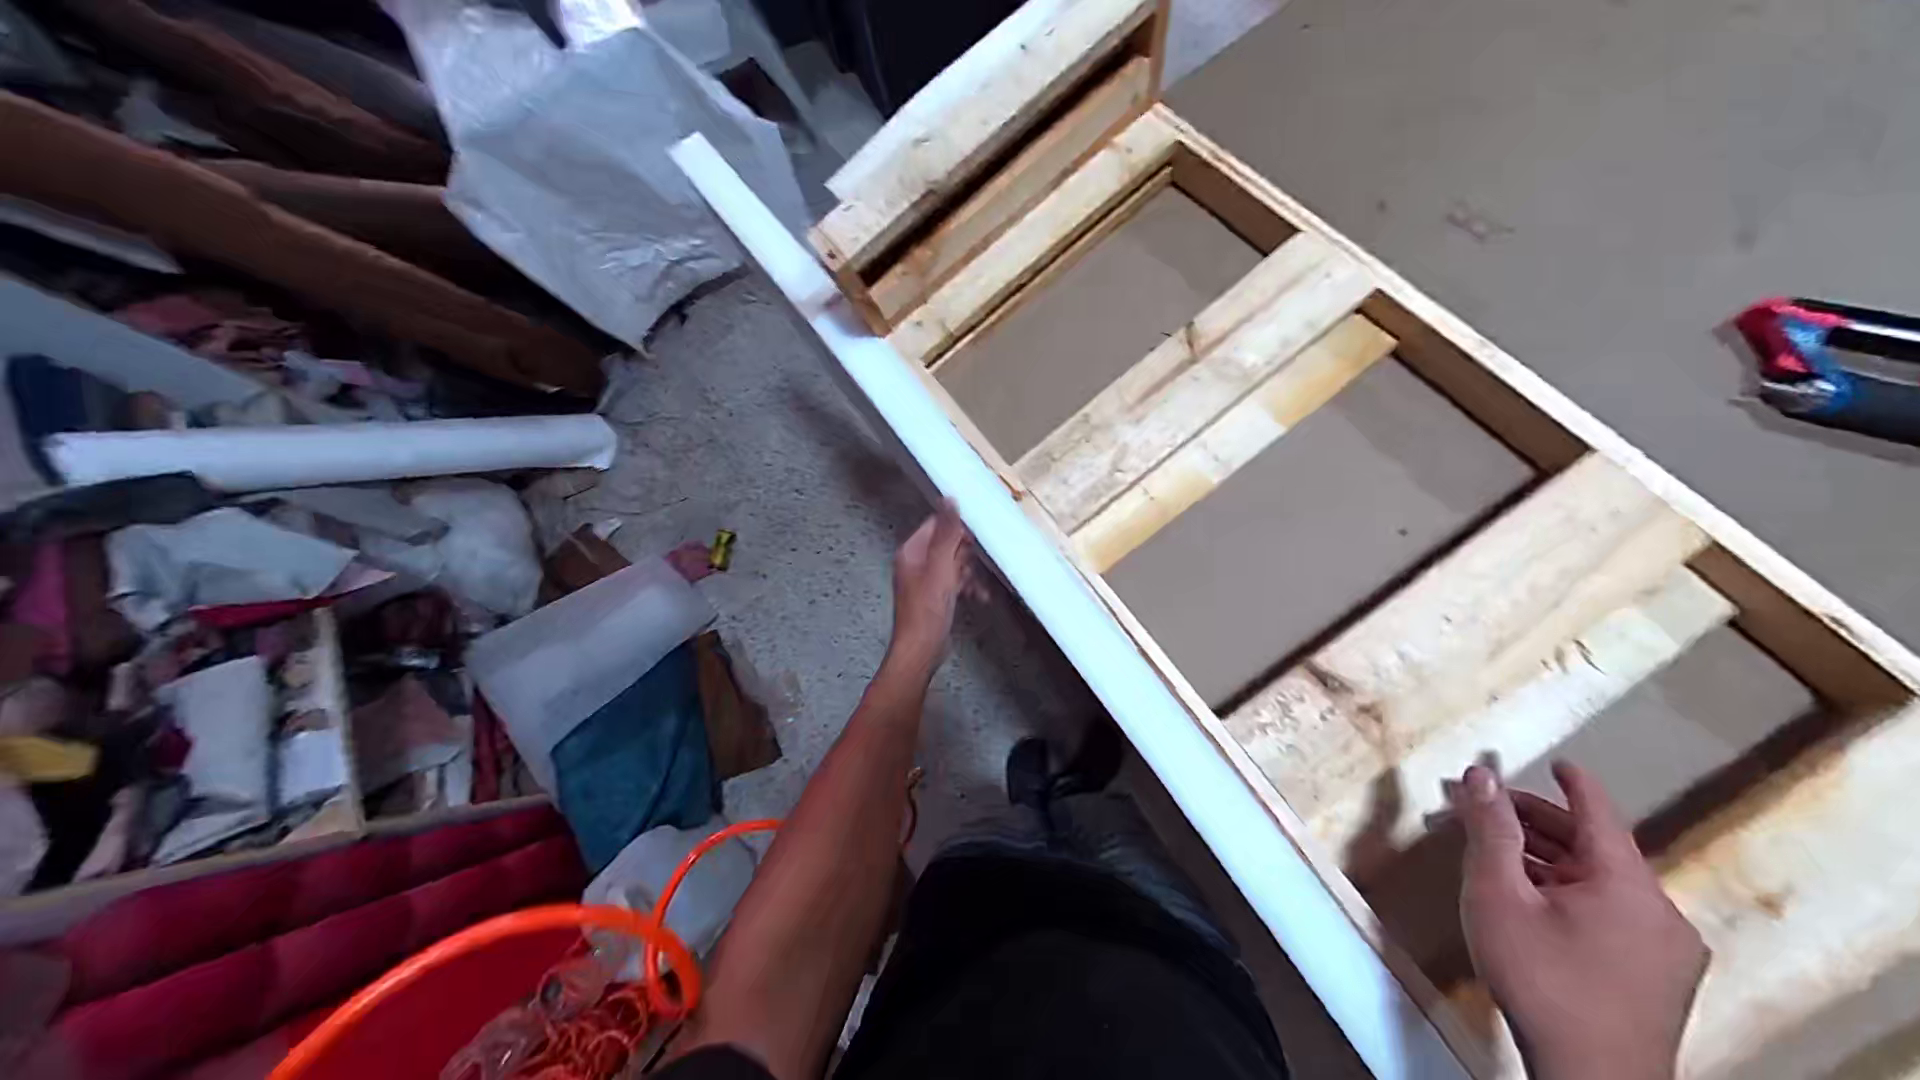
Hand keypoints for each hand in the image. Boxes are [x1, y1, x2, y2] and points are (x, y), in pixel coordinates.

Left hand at [886, 500, 975, 677]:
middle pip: (947, 544)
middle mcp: (916, 562)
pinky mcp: (935, 596)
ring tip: (978, 588)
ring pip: (954, 564)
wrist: (922, 649)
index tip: (975, 537)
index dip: (957, 529)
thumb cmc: (928, 609)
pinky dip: (968, 587)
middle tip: (974, 566)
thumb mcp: (941, 566)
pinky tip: (980, 598)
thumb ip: (947, 532)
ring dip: (970, 573)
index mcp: (912, 551)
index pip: (936, 524)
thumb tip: (950, 498)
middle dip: (966, 555)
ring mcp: (926, 580)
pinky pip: (955, 582)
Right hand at [1451, 762, 1707, 1079]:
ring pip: (1599, 881)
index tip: (1558, 763)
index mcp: (1627, 885)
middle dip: (1537, 823)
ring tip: (1496, 852)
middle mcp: (1660, 910)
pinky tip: (1531, 898)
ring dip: (1547, 858)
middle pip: (1594, 847)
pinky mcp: (1660, 976)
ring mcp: (1667, 948)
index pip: (1599, 814)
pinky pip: (1611, 911)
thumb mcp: (1497, 894)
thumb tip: (1481, 776)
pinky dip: (1568, 890)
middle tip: (1485, 811)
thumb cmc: (1539, 976)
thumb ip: (1491, 830)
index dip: (1575, 784)